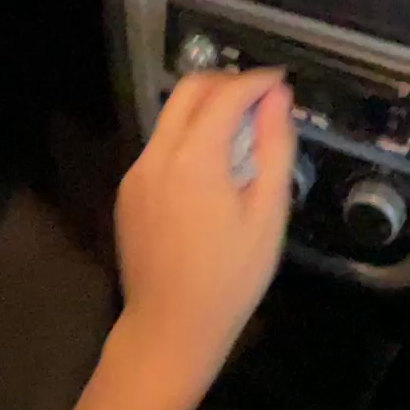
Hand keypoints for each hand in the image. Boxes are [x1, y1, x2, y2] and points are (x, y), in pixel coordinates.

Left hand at [114, 69, 296, 389]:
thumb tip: (278, 98)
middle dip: (227, 83)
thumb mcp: (268, 213)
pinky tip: (212, 169)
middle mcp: (157, 155)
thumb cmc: (231, 277)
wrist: (170, 328)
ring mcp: (137, 172)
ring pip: (172, 116)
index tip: (281, 82)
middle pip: (189, 91)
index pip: (226, 94)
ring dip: (207, 110)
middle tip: (261, 98)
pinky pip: (161, 146)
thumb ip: (274, 147)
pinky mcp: (129, 191)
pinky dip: (189, 138)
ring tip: (243, 135)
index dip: (257, 81)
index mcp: (194, 158)